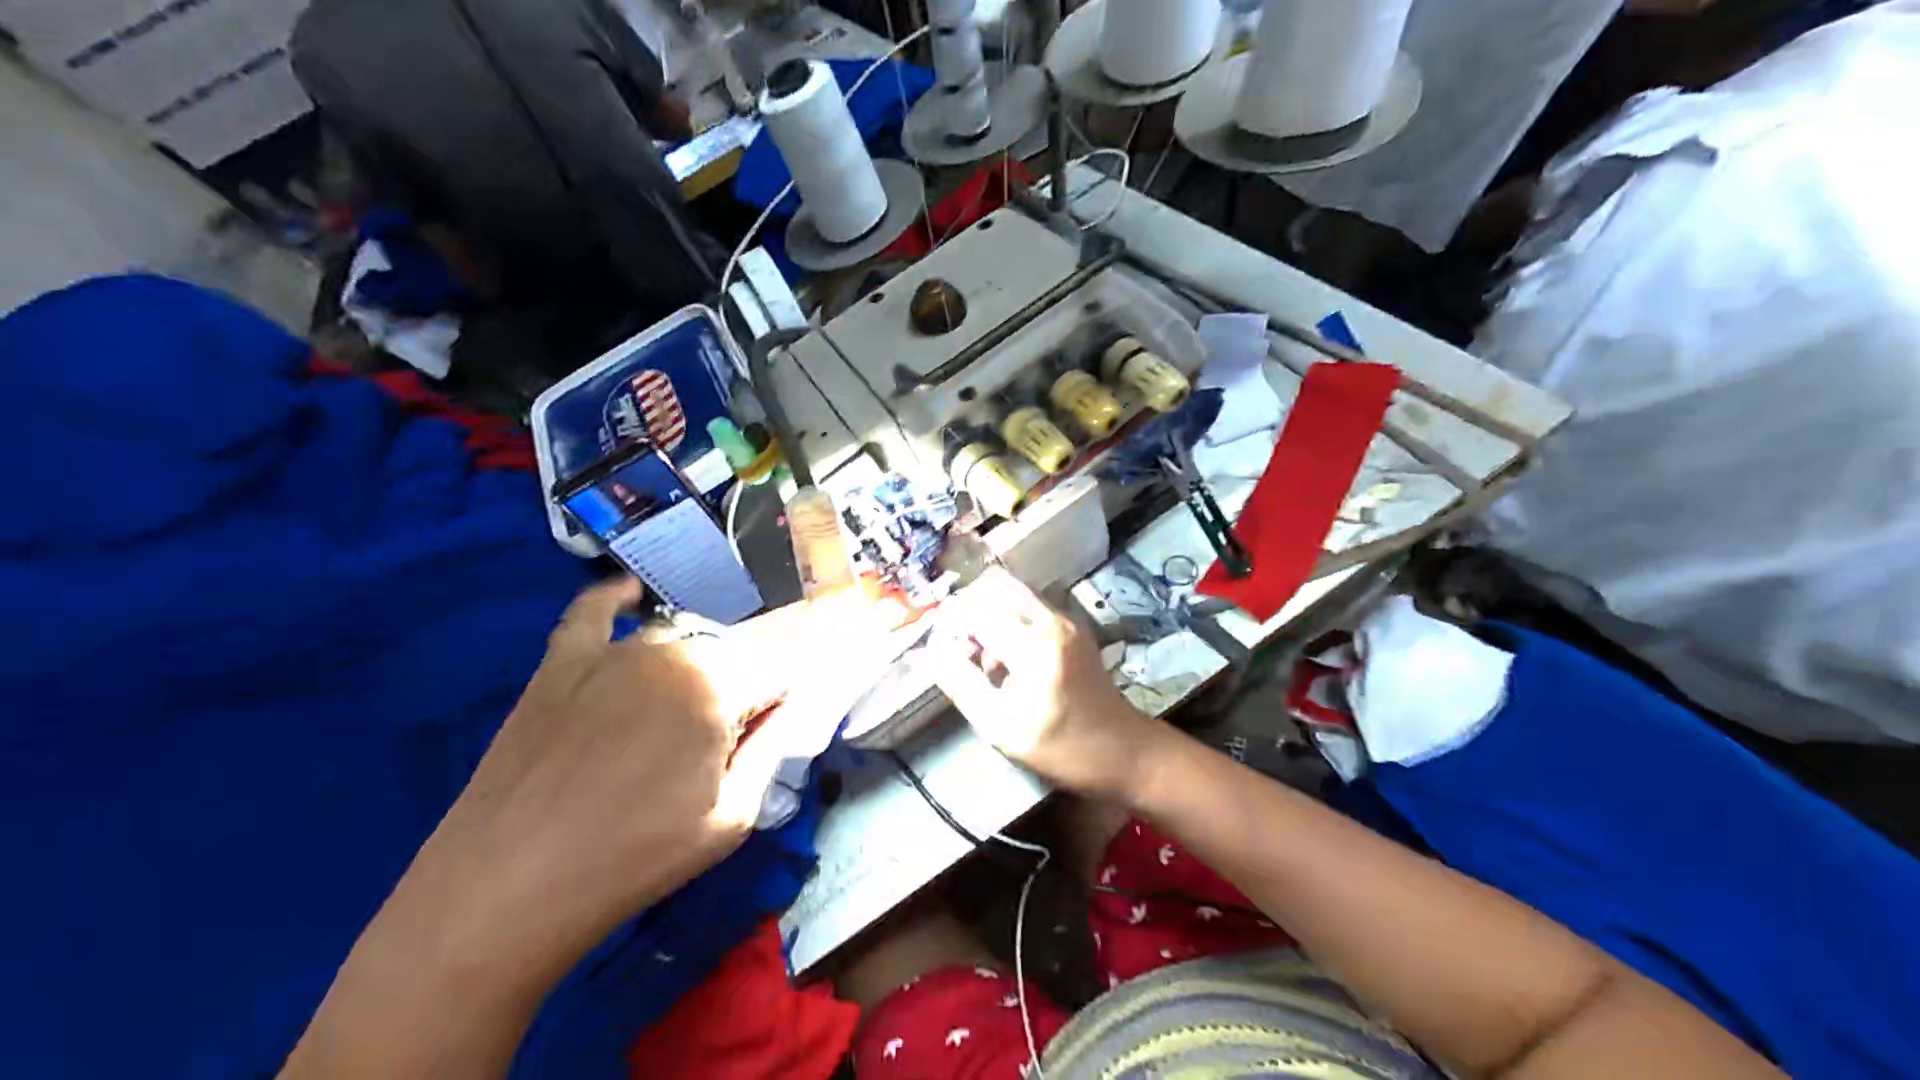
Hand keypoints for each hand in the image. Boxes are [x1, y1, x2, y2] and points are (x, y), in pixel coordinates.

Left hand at [419, 578, 895, 951]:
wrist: (502, 888)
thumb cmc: (634, 860)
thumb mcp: (733, 816)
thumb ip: (776, 744)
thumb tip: (805, 698)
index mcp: (719, 686)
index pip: (787, 658)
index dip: (819, 654)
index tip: (851, 633)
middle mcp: (673, 651)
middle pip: (737, 646)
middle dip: (764, 668)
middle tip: (769, 700)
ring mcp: (611, 652)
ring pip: (681, 636)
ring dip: (707, 657)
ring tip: (708, 695)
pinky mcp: (558, 664)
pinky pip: (592, 613)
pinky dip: (615, 600)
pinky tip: (631, 592)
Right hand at [928, 569, 1157, 796]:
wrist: (1125, 751)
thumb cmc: (1061, 748)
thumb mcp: (999, 726)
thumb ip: (961, 682)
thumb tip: (937, 648)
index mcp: (1034, 645)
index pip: (974, 610)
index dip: (949, 627)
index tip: (943, 653)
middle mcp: (1050, 620)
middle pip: (992, 586)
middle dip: (965, 611)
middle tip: (958, 647)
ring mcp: (1064, 618)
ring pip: (1009, 591)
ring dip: (986, 612)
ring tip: (980, 654)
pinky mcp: (1071, 625)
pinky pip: (1027, 604)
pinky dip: (1005, 618)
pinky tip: (1005, 657)